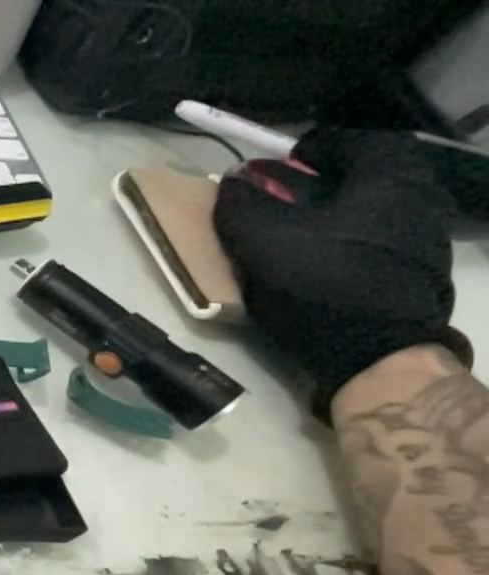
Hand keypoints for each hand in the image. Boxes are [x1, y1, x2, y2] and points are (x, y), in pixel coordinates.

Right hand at [213, 128, 467, 417]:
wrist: (379, 350)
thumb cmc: (322, 285)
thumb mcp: (266, 246)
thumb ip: (244, 209)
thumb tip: (232, 180)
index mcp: (388, 179)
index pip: (356, 140)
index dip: (316, 147)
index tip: (285, 161)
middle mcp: (418, 198)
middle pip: (370, 174)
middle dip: (328, 179)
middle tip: (288, 195)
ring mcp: (425, 236)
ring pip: (376, 207)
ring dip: (339, 211)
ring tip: (300, 232)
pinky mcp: (418, 270)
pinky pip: (381, 238)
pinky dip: (351, 239)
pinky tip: (324, 263)